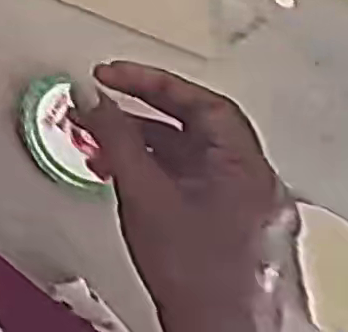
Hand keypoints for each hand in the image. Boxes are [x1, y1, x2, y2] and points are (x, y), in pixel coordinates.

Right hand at [77, 63, 293, 331]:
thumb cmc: (197, 273)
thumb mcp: (143, 192)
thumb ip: (115, 136)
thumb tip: (91, 96)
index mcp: (247, 171)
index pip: (204, 104)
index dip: (153, 81)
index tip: (110, 75)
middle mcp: (255, 187)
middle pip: (196, 128)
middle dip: (140, 108)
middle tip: (99, 97)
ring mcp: (247, 212)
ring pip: (189, 155)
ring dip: (140, 140)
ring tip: (97, 139)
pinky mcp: (232, 231)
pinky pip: (189, 180)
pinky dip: (151, 166)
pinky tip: (121, 174)